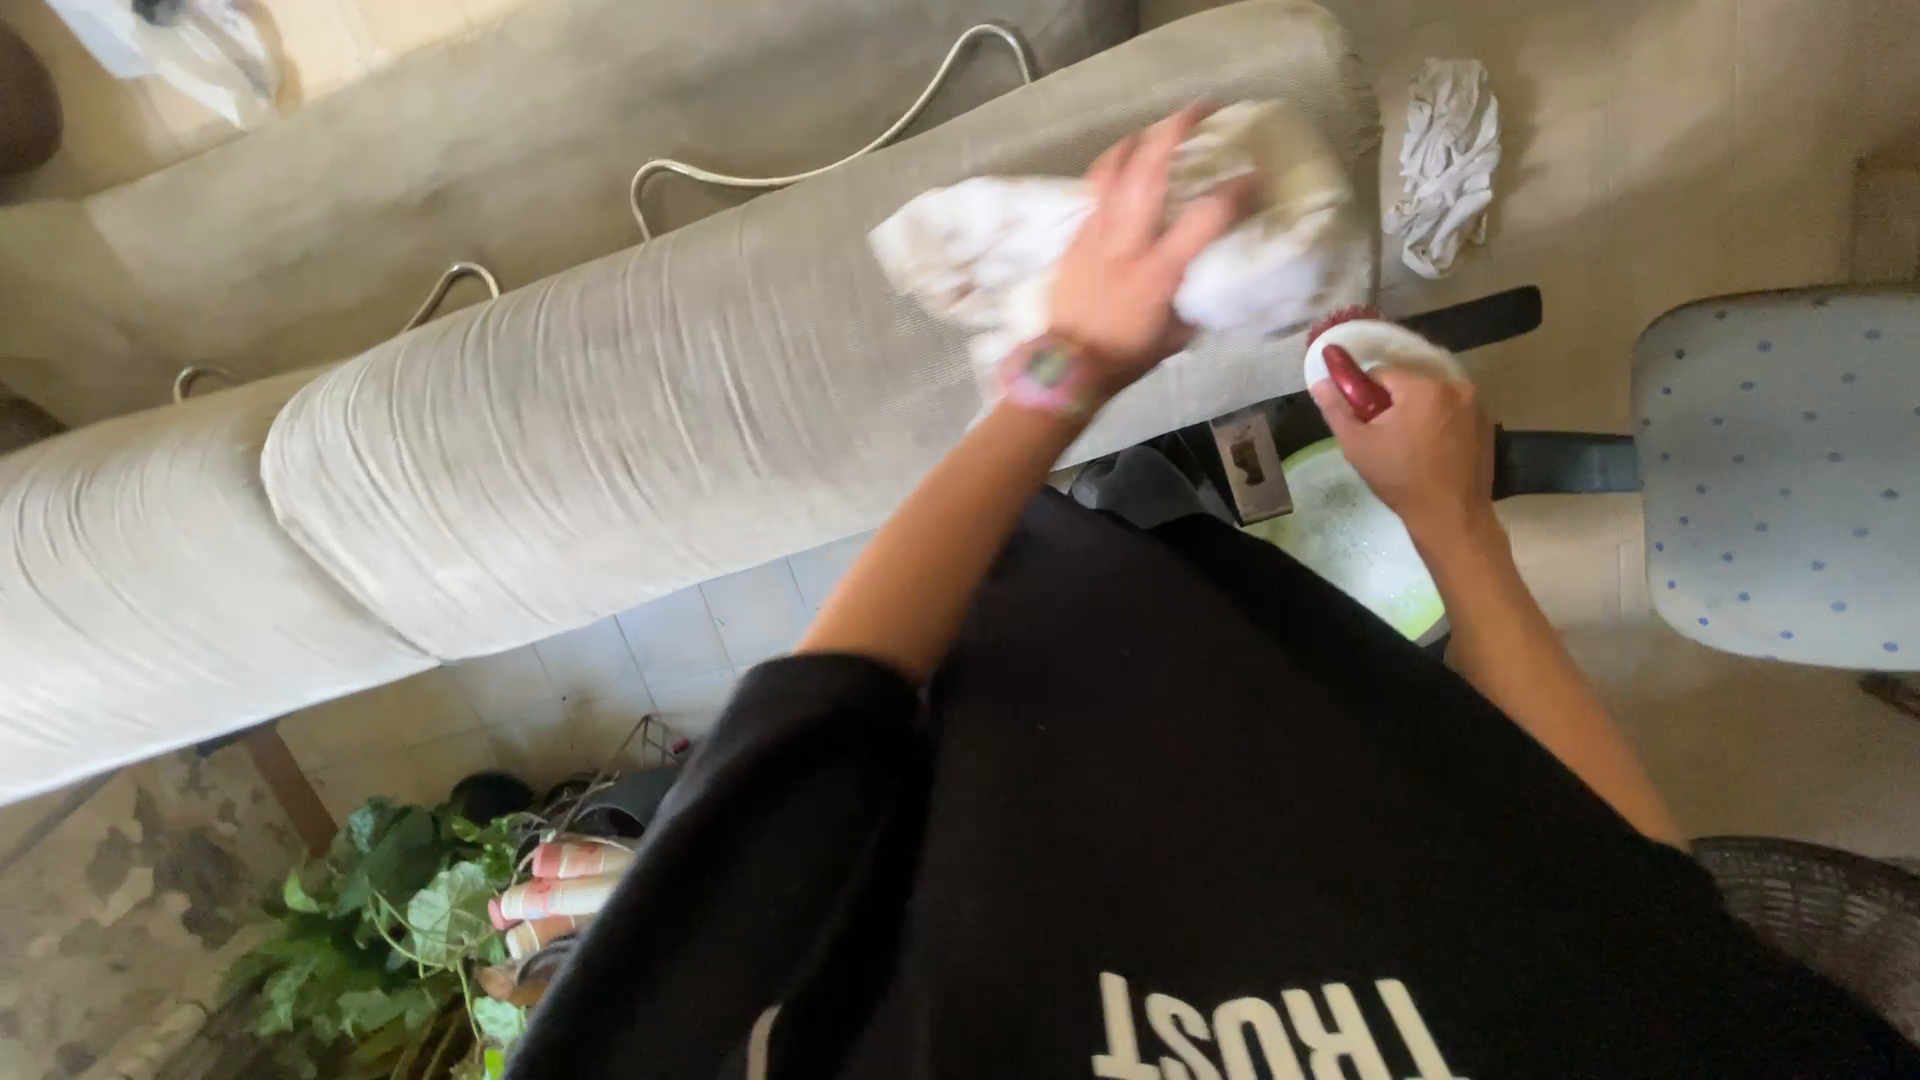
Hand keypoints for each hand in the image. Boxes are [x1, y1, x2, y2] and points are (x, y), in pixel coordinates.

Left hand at [1048, 103, 1258, 400]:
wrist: (1066, 367)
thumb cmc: (1123, 357)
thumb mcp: (1173, 335)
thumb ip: (1192, 302)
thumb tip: (1205, 279)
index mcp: (1158, 272)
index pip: (1207, 217)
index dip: (1237, 192)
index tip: (1254, 179)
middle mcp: (1126, 244)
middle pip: (1149, 170)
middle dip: (1176, 129)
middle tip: (1198, 110)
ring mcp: (1094, 237)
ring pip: (1112, 171)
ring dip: (1137, 141)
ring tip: (1153, 132)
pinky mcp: (1072, 240)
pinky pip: (1092, 193)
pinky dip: (1109, 173)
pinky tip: (1120, 170)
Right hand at [1309, 368, 1496, 545]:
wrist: (1449, 513)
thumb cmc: (1399, 478)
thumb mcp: (1357, 445)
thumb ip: (1336, 409)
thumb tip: (1320, 382)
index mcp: (1422, 389)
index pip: (1382, 374)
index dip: (1366, 397)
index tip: (1365, 422)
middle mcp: (1455, 387)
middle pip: (1409, 385)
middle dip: (1393, 405)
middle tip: (1385, 438)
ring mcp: (1476, 405)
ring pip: (1431, 399)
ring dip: (1416, 413)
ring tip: (1408, 446)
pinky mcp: (1486, 423)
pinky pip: (1451, 412)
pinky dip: (1438, 423)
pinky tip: (1431, 451)